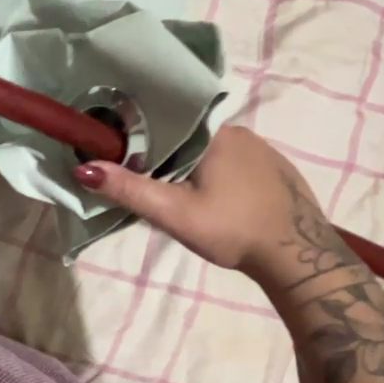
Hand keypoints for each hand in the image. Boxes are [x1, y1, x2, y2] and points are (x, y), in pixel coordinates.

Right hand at [72, 126, 337, 289]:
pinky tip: (209, 201)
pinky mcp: (275, 170)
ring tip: (173, 197)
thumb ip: (128, 189)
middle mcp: (240, 132)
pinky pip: (231, 163)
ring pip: (208, 152)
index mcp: (214, 134)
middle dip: (162, 158)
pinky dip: (213, 176)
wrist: (300, 258)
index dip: (137, 140)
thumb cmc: (233, 230)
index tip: (118, 159)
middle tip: (144, 186)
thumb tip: (82, 168)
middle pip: (184, 138)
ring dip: (188, 169)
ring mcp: (262, 150)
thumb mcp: (172, 213)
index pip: (163, 124)